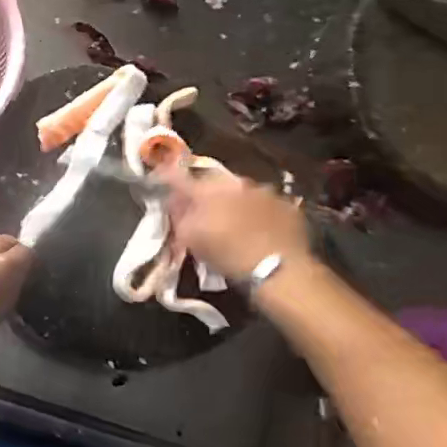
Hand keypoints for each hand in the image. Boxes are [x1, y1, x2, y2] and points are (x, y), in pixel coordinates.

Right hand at [160, 166, 311, 280]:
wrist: (279, 270)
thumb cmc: (226, 254)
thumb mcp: (188, 238)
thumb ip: (177, 215)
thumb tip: (174, 201)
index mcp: (206, 190)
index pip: (177, 177)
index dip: (166, 177)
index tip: (159, 179)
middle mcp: (236, 183)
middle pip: (212, 182)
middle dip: (203, 192)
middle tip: (199, 208)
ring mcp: (265, 192)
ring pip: (240, 191)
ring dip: (232, 200)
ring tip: (231, 219)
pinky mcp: (287, 205)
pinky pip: (264, 203)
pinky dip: (256, 211)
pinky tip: (257, 227)